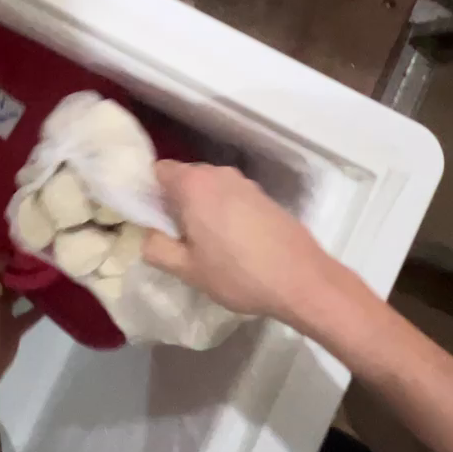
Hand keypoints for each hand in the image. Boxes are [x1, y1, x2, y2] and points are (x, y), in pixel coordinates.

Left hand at [0, 257, 43, 388]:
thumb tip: (6, 252)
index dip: (3, 253)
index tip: (23, 244)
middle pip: (5, 277)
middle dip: (19, 266)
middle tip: (40, 255)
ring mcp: (3, 313)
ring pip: (17, 294)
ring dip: (29, 285)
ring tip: (48, 272)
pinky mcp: (14, 329)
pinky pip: (28, 314)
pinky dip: (39, 308)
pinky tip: (52, 300)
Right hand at [142, 161, 375, 344]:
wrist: (303, 280)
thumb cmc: (238, 273)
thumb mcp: (187, 270)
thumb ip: (156, 248)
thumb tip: (148, 235)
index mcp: (193, 184)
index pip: (158, 170)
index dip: (150, 192)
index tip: (153, 219)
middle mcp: (217, 174)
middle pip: (184, 178)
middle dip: (176, 201)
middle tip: (178, 236)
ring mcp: (244, 183)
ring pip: (209, 187)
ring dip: (202, 207)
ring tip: (208, 243)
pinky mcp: (264, 196)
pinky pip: (231, 196)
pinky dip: (225, 211)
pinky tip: (235, 242)